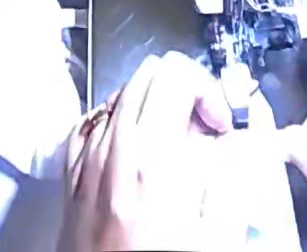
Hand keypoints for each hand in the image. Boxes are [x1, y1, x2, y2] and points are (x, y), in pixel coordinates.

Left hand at [61, 51, 234, 251]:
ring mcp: (87, 163)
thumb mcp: (215, 240)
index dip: (208, 91)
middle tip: (202, 128)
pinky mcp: (71, 183)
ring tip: (173, 141)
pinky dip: (117, 120)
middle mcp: (114, 150)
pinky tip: (134, 148)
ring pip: (122, 91)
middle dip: (184, 89)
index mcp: (152, 158)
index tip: (219, 126)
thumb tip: (236, 139)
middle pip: (150, 72)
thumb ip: (231, 176)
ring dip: (153, 102)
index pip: (177, 74)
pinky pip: (92, 123)